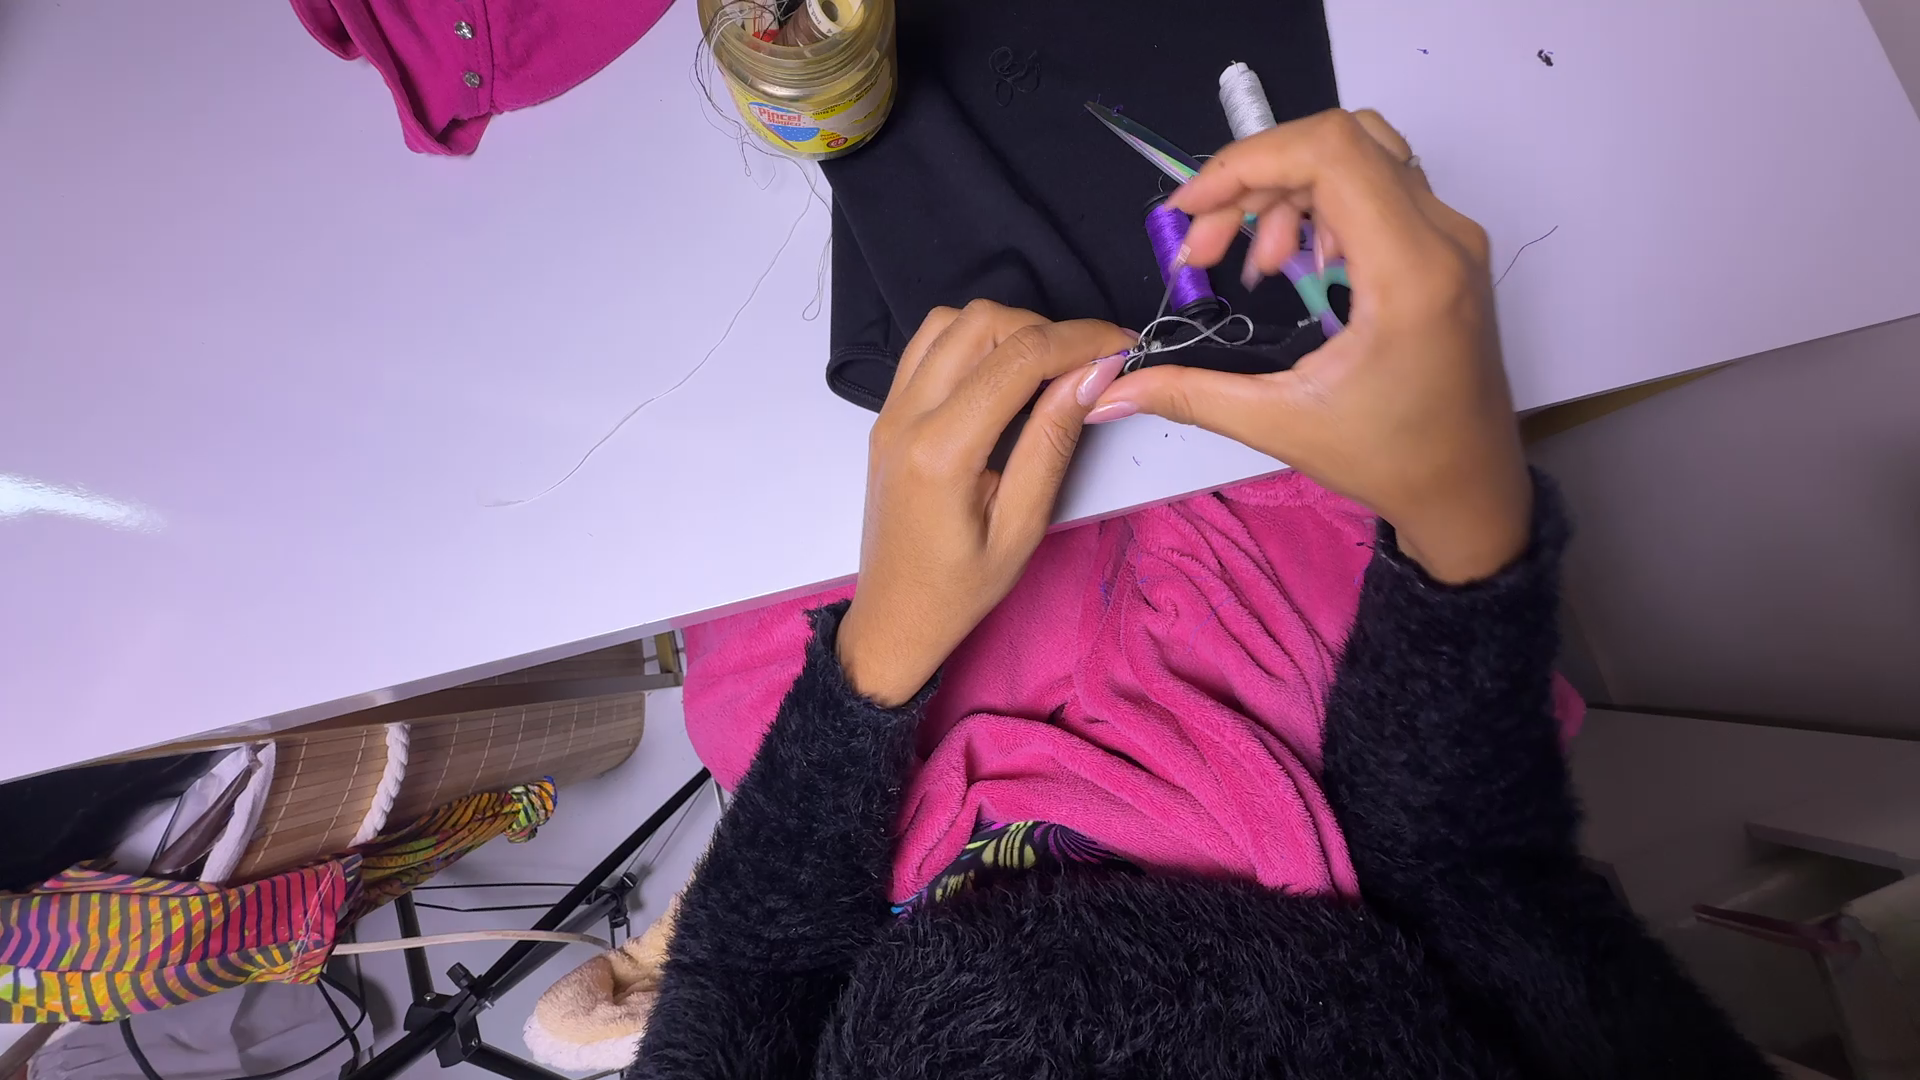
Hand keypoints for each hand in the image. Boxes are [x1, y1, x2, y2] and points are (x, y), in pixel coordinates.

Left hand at [837, 301, 1135, 704]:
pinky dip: (970, 342)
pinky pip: (926, 348)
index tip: (1122, 346)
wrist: (895, 615)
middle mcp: (906, 417)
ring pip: (948, 323)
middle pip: (980, 322)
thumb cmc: (961, 589)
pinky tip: (1000, 377)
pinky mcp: (886, 416)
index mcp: (941, 450)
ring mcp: (889, 412)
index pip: (1018, 357)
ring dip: (1004, 330)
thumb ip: (1053, 441)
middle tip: (1086, 364)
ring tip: (1045, 368)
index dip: (1080, 339)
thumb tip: (1094, 371)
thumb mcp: (1022, 525)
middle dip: (1044, 329)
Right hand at [1090, 109, 1530, 583]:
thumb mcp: (1276, 424)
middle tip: (1204, 252)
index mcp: (1408, 271)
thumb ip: (1188, 396)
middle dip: (1253, 183)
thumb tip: (1113, 392)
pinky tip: (1295, 270)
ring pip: (1359, 161)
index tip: (1187, 212)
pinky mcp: (1443, 253)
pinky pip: (1376, 193)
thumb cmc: (1386, 459)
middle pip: (1340, 144)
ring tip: (1254, 270)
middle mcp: (1442, 236)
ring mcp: (1449, 239)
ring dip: (1284, 199)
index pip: (1331, 153)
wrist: (1466, 490)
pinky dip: (1318, 213)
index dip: (1245, 163)